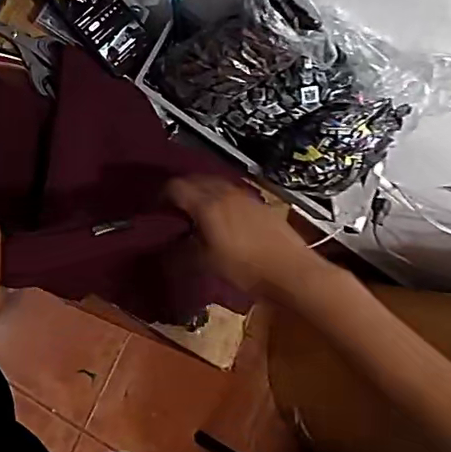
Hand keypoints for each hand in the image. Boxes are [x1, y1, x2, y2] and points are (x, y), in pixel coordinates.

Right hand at [165, 176, 336, 293]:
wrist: (293, 272)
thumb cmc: (246, 269)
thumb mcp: (206, 262)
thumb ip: (184, 245)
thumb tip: (171, 239)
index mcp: (207, 203)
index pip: (175, 186)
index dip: (162, 195)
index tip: (157, 209)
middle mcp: (225, 192)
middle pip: (194, 179)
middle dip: (181, 190)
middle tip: (173, 209)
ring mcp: (245, 196)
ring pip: (214, 183)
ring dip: (201, 192)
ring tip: (196, 211)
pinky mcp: (260, 204)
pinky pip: (231, 192)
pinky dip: (219, 198)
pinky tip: (222, 216)